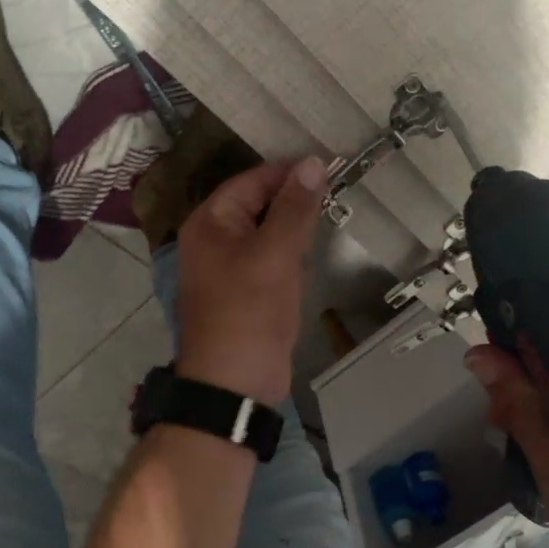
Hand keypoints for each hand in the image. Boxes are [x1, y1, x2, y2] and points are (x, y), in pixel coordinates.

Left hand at [173, 157, 327, 404]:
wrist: (235, 384)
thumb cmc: (249, 313)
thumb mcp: (274, 255)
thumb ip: (294, 208)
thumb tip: (313, 163)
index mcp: (209, 224)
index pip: (251, 181)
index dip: (288, 172)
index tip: (331, 167)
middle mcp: (214, 241)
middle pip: (258, 205)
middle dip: (294, 198)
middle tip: (339, 189)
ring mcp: (230, 269)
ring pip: (267, 233)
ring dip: (296, 226)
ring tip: (334, 213)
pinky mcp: (247, 293)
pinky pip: (271, 260)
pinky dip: (292, 253)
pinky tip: (315, 251)